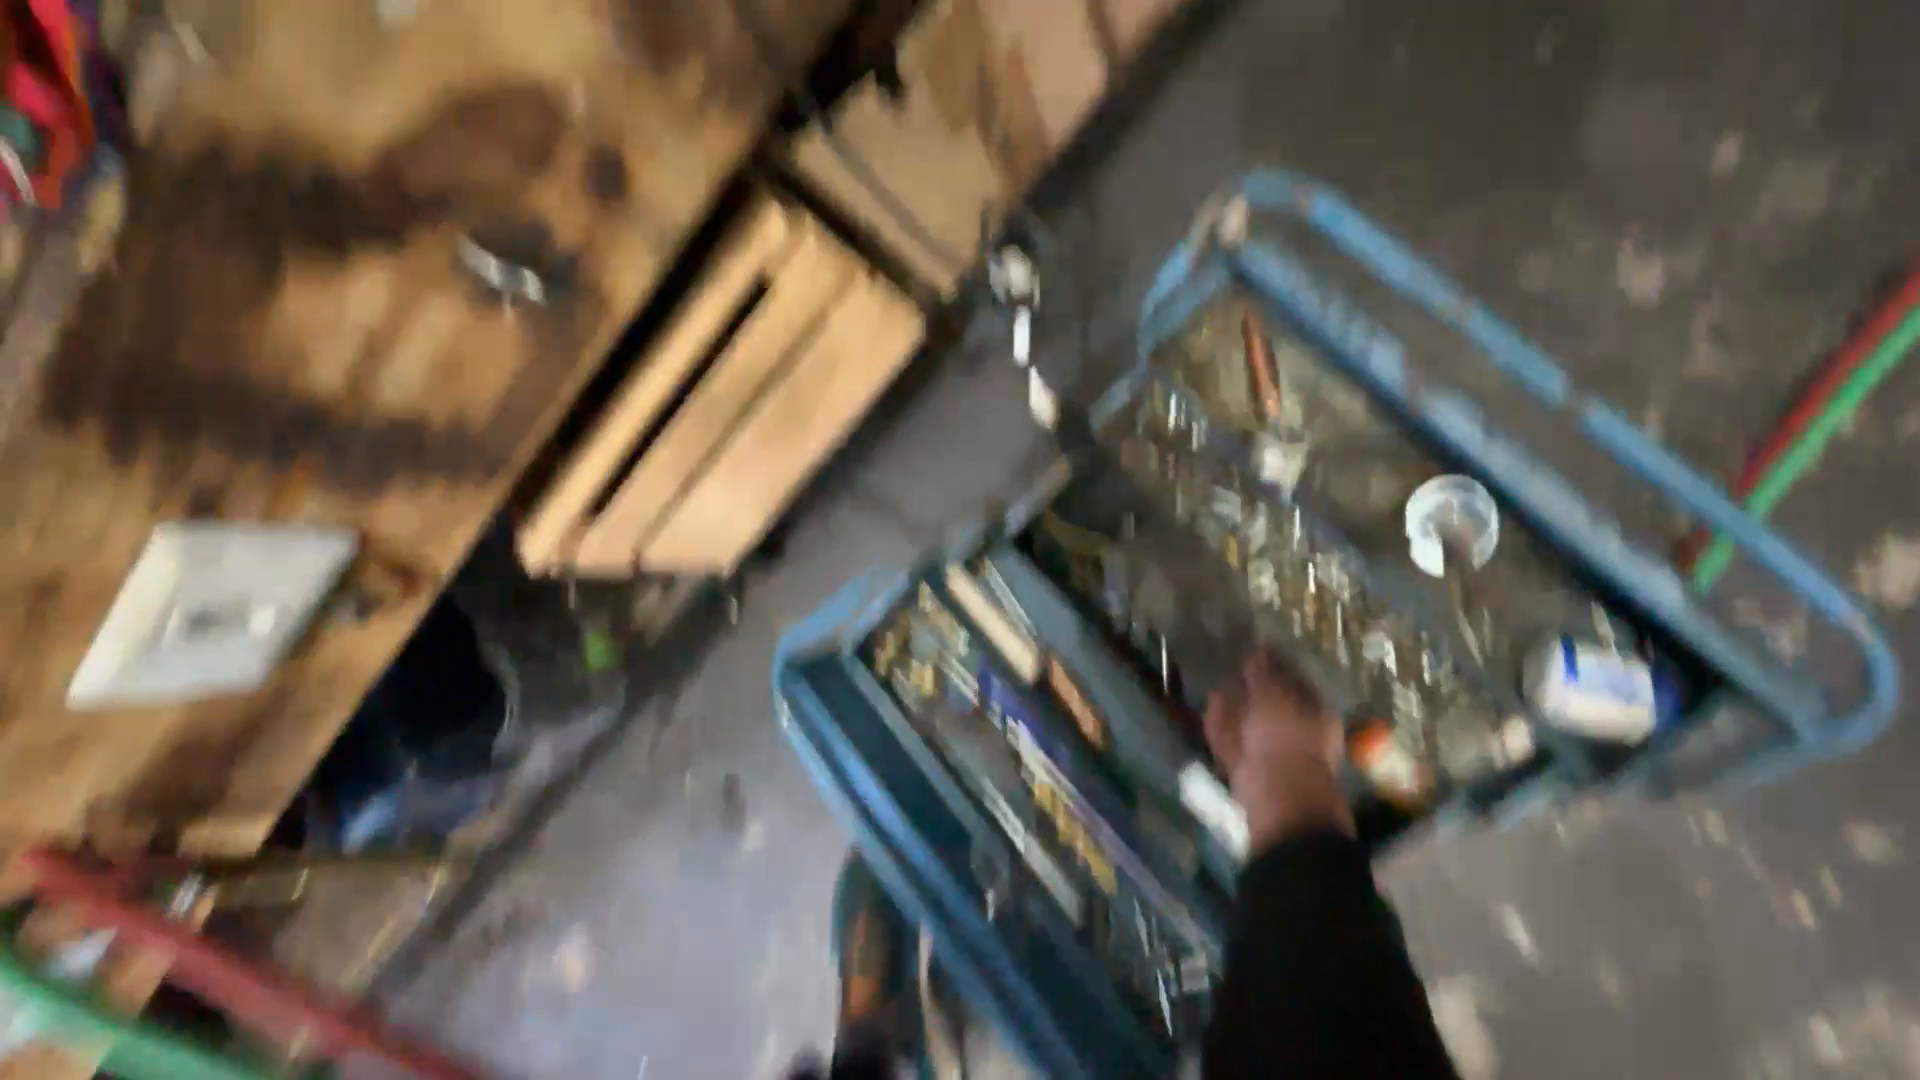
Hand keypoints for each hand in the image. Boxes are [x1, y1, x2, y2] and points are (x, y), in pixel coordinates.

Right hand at [1203, 652, 1352, 852]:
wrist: (1276, 794)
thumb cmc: (1285, 737)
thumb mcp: (1274, 695)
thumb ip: (1264, 672)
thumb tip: (1258, 650)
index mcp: (1314, 711)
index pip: (1297, 681)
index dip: (1277, 665)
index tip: (1255, 650)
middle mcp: (1298, 730)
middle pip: (1273, 702)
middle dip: (1253, 686)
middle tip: (1233, 664)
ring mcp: (1273, 750)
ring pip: (1251, 721)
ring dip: (1236, 703)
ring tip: (1218, 680)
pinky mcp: (1249, 765)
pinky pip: (1234, 737)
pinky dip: (1222, 722)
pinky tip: (1210, 702)